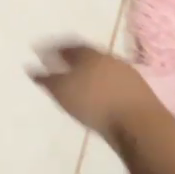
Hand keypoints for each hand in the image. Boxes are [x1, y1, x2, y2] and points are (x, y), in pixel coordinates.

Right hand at [31, 44, 170, 147]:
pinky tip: (99, 100)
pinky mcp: (141, 94)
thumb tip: (32, 68)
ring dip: (91, 76)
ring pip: (104, 71)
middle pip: (88, 57)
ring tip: (79, 87)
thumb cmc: (95, 104)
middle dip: (74, 62)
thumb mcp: (62, 92)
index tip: (42, 54)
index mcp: (90, 54)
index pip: (69, 45)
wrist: (142, 127)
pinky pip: (115, 85)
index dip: (54, 49)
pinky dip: (104, 89)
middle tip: (60, 68)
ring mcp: (129, 76)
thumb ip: (46, 79)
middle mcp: (110, 59)